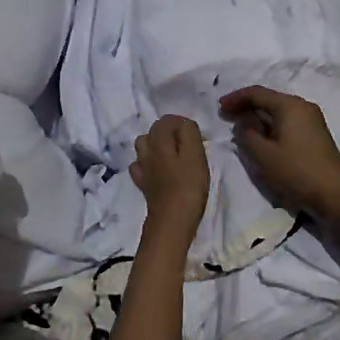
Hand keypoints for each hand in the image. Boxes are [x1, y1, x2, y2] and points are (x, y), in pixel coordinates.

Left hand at [131, 115, 209, 239]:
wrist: (172, 219)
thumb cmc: (188, 186)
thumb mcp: (196, 155)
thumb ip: (189, 133)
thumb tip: (184, 125)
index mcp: (158, 140)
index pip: (168, 120)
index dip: (184, 125)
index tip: (197, 139)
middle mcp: (145, 150)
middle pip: (155, 131)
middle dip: (171, 133)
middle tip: (189, 147)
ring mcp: (141, 167)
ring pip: (145, 146)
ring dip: (158, 146)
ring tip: (174, 156)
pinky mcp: (142, 183)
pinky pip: (141, 166)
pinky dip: (149, 164)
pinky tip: (160, 171)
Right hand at [219, 86, 339, 215]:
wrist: (335, 193)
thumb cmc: (296, 171)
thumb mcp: (264, 154)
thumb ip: (247, 135)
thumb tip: (243, 122)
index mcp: (290, 106)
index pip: (257, 93)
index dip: (236, 98)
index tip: (219, 107)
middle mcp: (303, 107)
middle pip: (269, 100)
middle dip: (247, 107)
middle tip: (226, 117)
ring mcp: (312, 121)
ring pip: (279, 113)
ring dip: (259, 119)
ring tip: (240, 130)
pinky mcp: (315, 135)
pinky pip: (287, 123)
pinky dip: (271, 127)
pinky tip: (261, 139)